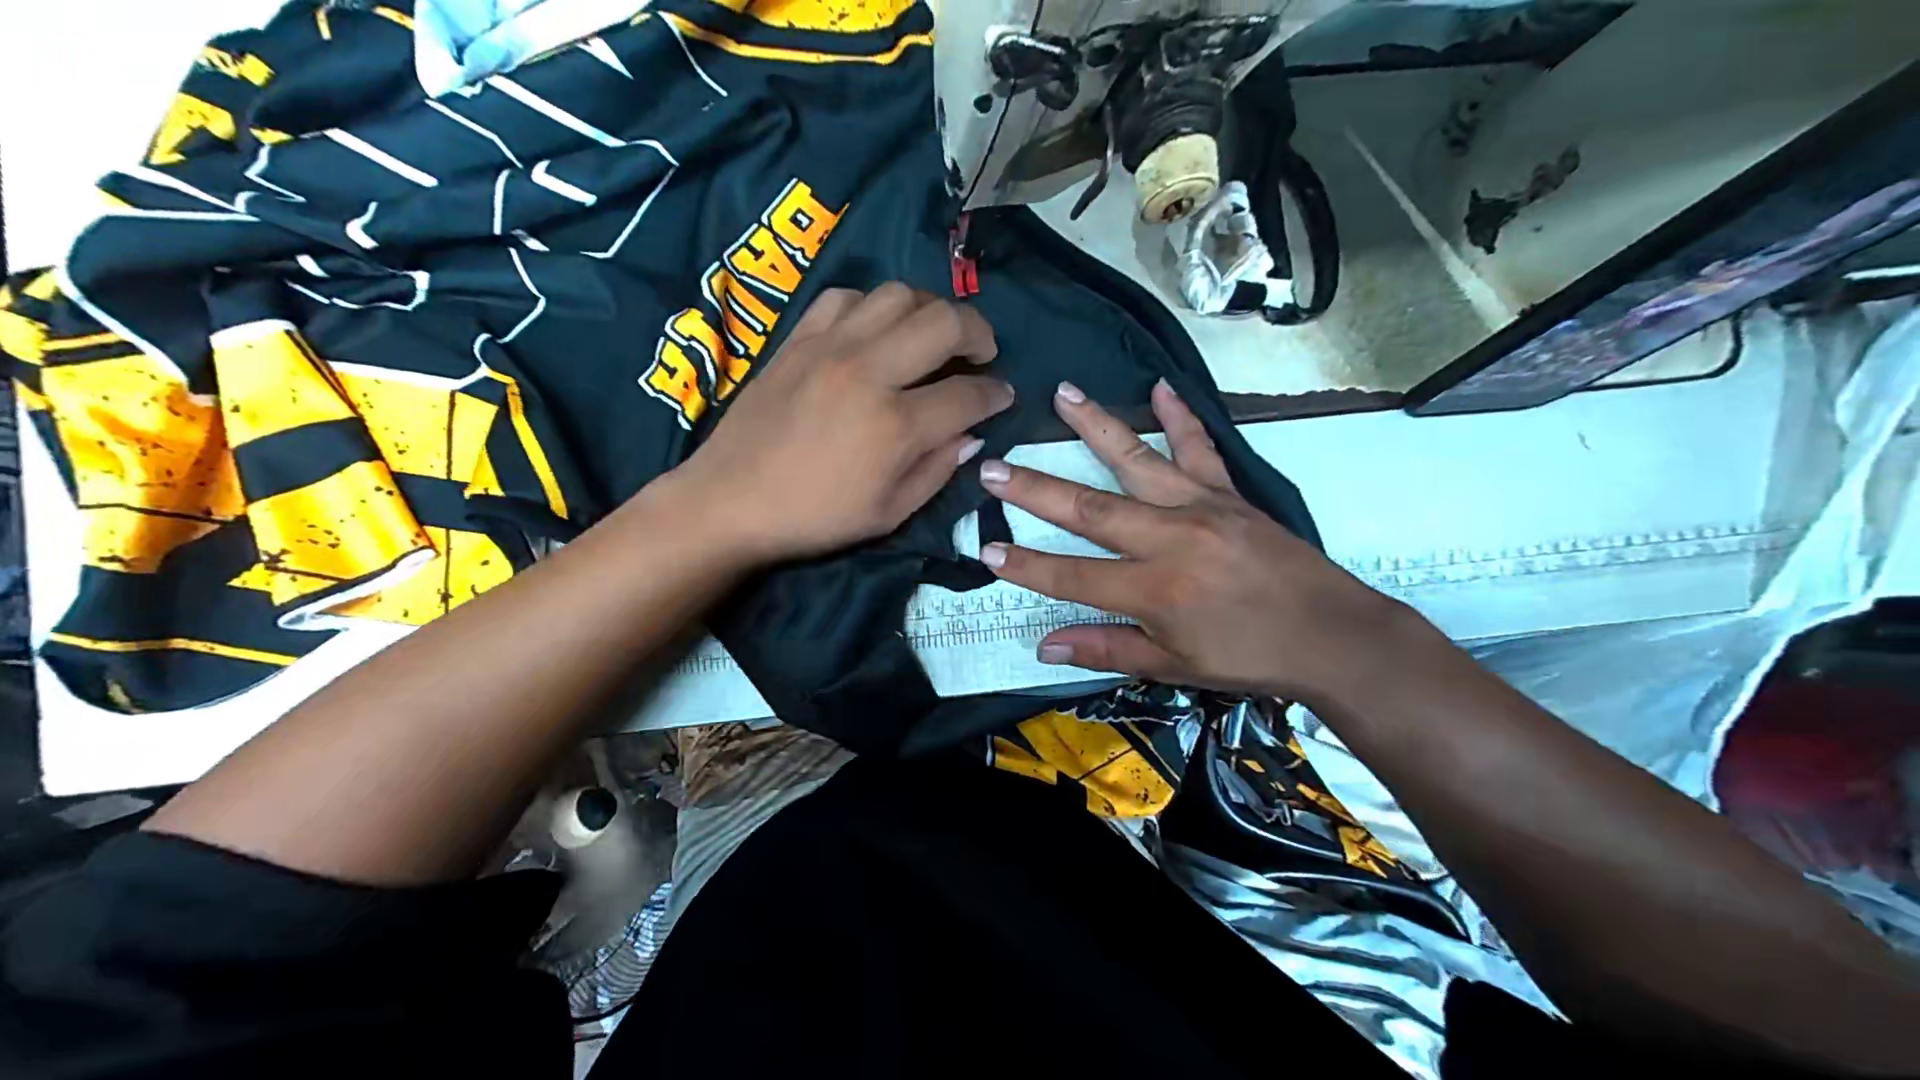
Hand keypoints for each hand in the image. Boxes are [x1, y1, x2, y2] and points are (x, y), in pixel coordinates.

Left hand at [668, 284, 1012, 563]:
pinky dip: (872, 306)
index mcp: (896, 426)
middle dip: (978, 331)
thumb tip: (972, 434)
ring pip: (898, 295)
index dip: (996, 394)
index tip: (1002, 396)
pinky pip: (846, 297)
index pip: (968, 394)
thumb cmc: (815, 517)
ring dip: (929, 310)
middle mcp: (868, 372)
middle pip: (944, 322)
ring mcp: (830, 348)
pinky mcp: (798, 339)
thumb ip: (938, 470)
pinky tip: (875, 330)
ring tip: (932, 334)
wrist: (730, 501)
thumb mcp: (889, 513)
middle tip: (981, 352)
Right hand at [977, 379, 1424, 704]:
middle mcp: (1170, 539)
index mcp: (1153, 590)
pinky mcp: (1229, 494)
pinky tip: (1159, 387)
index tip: (985, 549)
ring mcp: (1201, 508)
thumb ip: (1106, 650)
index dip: (1026, 566)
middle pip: (1089, 510)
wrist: (1333, 635)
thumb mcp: (1173, 666)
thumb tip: (1044, 646)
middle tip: (993, 466)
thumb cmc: (1248, 657)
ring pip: (1138, 461)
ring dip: (1096, 427)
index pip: (1071, 577)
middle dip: (1035, 489)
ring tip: (1062, 394)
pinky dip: (1180, 418)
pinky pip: (1201, 449)